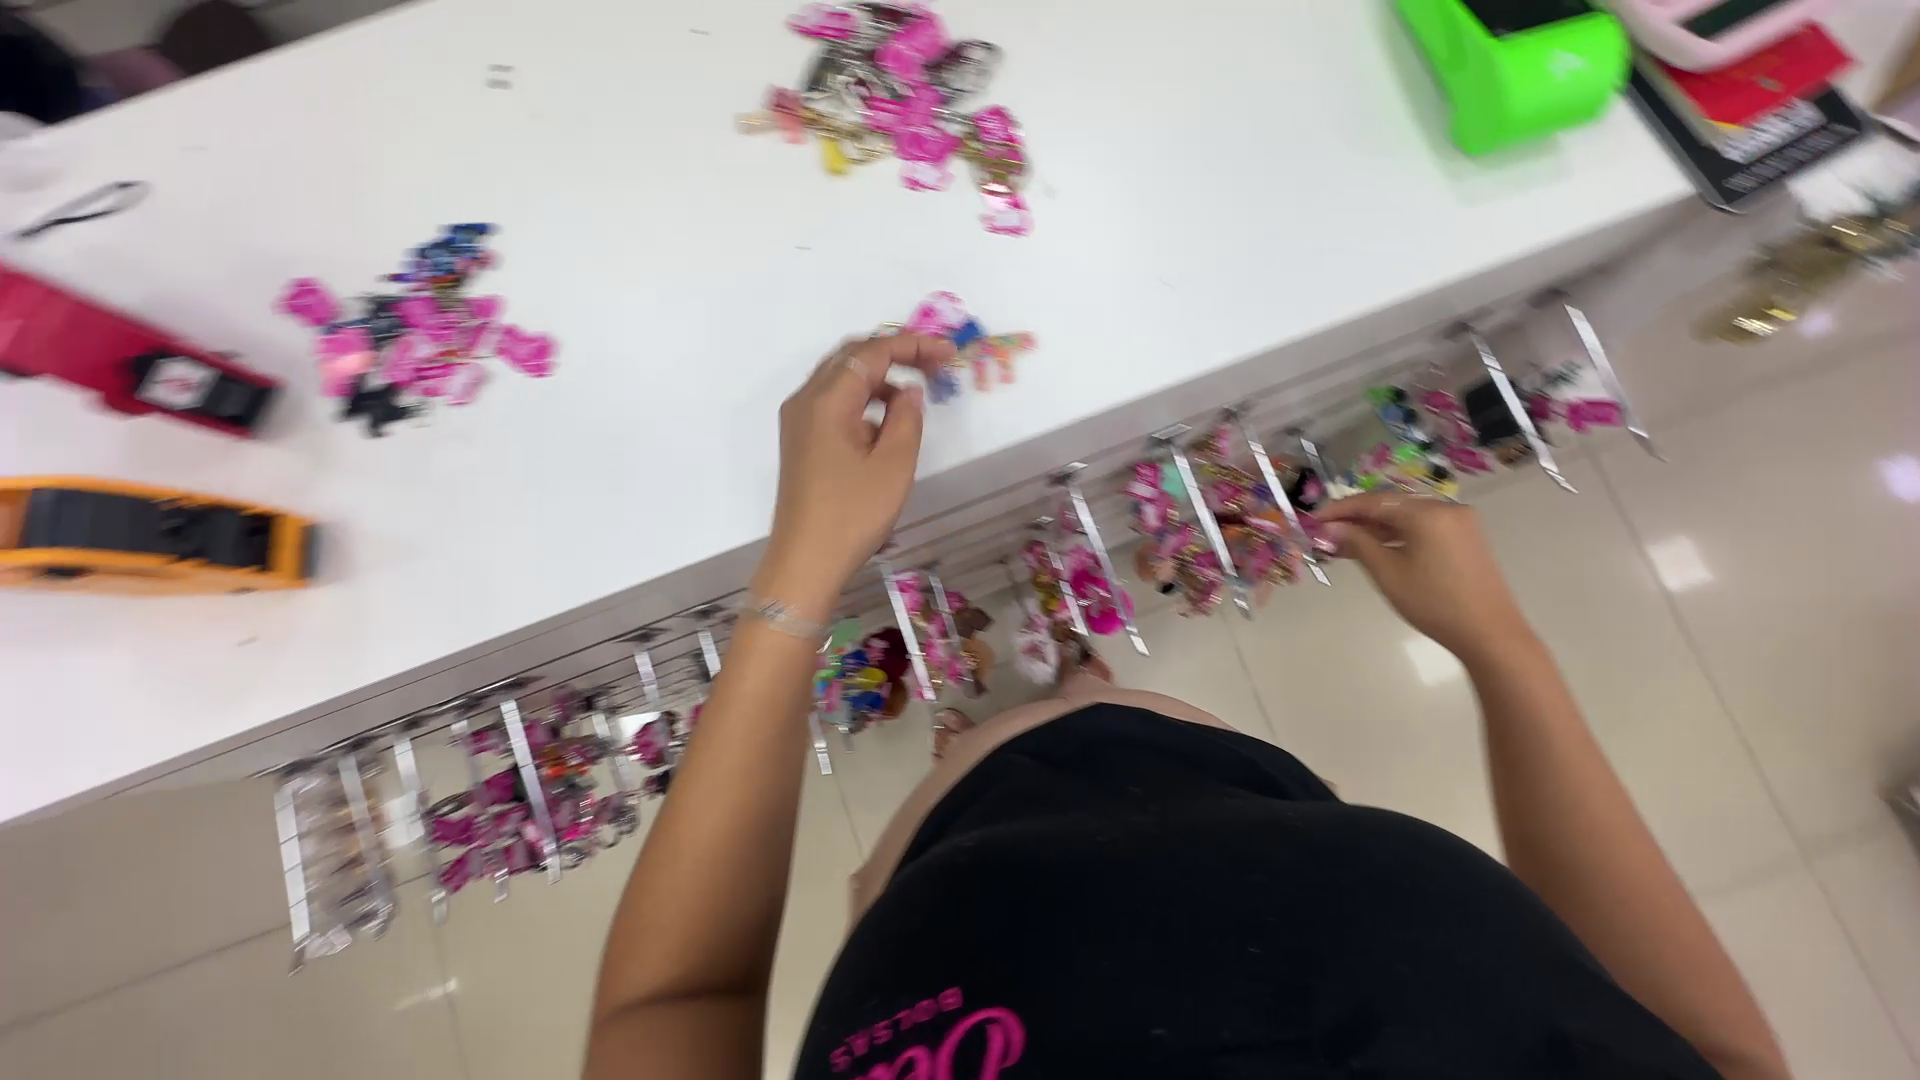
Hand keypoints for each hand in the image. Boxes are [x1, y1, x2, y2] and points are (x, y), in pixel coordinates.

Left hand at [753, 334, 955, 613]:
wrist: (806, 561)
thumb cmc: (852, 514)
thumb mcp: (893, 465)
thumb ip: (907, 418)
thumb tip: (909, 392)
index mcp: (826, 400)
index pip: (872, 352)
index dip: (913, 345)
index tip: (950, 353)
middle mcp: (806, 401)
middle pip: (852, 357)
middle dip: (895, 353)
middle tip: (936, 364)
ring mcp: (799, 422)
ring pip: (841, 379)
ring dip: (879, 377)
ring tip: (916, 396)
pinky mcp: (801, 442)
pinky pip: (833, 403)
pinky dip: (863, 399)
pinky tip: (887, 422)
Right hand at [1316, 493, 1536, 662]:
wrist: (1489, 633)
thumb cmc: (1432, 602)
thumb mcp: (1387, 572)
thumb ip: (1356, 542)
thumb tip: (1328, 528)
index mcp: (1428, 512)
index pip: (1373, 502)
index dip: (1339, 510)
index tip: (1312, 521)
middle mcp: (1446, 508)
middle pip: (1391, 506)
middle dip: (1356, 519)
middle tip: (1326, 535)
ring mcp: (1459, 522)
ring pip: (1406, 517)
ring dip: (1375, 529)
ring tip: (1344, 546)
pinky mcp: (1465, 538)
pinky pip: (1422, 528)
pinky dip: (1396, 536)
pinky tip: (1376, 549)